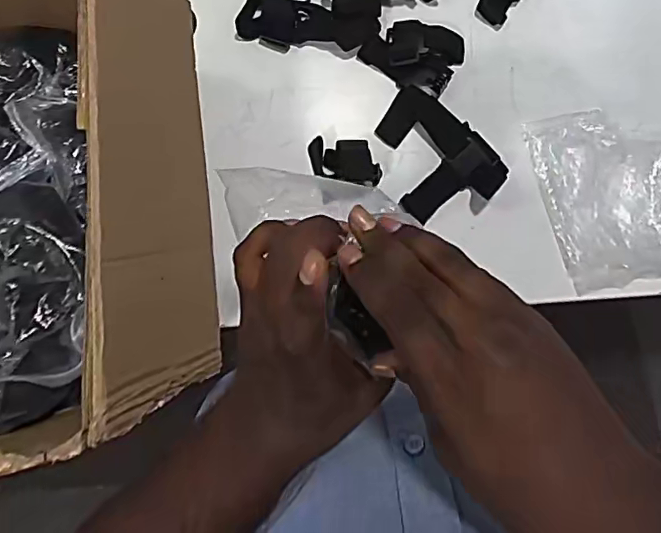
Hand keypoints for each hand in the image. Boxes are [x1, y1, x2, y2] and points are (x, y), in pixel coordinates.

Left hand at [217, 217, 390, 473]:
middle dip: (324, 235)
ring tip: (328, 236)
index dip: (314, 279)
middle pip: (287, 257)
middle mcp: (275, 317)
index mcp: (303, 347)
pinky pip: (249, 250)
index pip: (302, 310)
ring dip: (301, 230)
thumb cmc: (311, 414)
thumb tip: (413, 315)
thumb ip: (388, 352)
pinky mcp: (247, 293)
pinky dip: (271, 233)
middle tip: (351, 242)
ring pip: (270, 246)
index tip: (337, 255)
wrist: (260, 429)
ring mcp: (257, 300)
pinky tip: (294, 234)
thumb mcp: (364, 393)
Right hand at [337, 208, 660, 532]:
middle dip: (384, 245)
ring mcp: (511, 320)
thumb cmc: (522, 484)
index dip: (369, 276)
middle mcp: (483, 338)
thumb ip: (420, 387)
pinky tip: (432, 249)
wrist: (602, 488)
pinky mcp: (530, 315)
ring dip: (415, 240)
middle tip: (358, 220)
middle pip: (422, 276)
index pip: (400, 310)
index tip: (346, 252)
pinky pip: (479, 273)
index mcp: (456, 379)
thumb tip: (392, 349)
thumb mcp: (454, 446)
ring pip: (452, 264)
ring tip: (387, 223)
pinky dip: (448, 255)